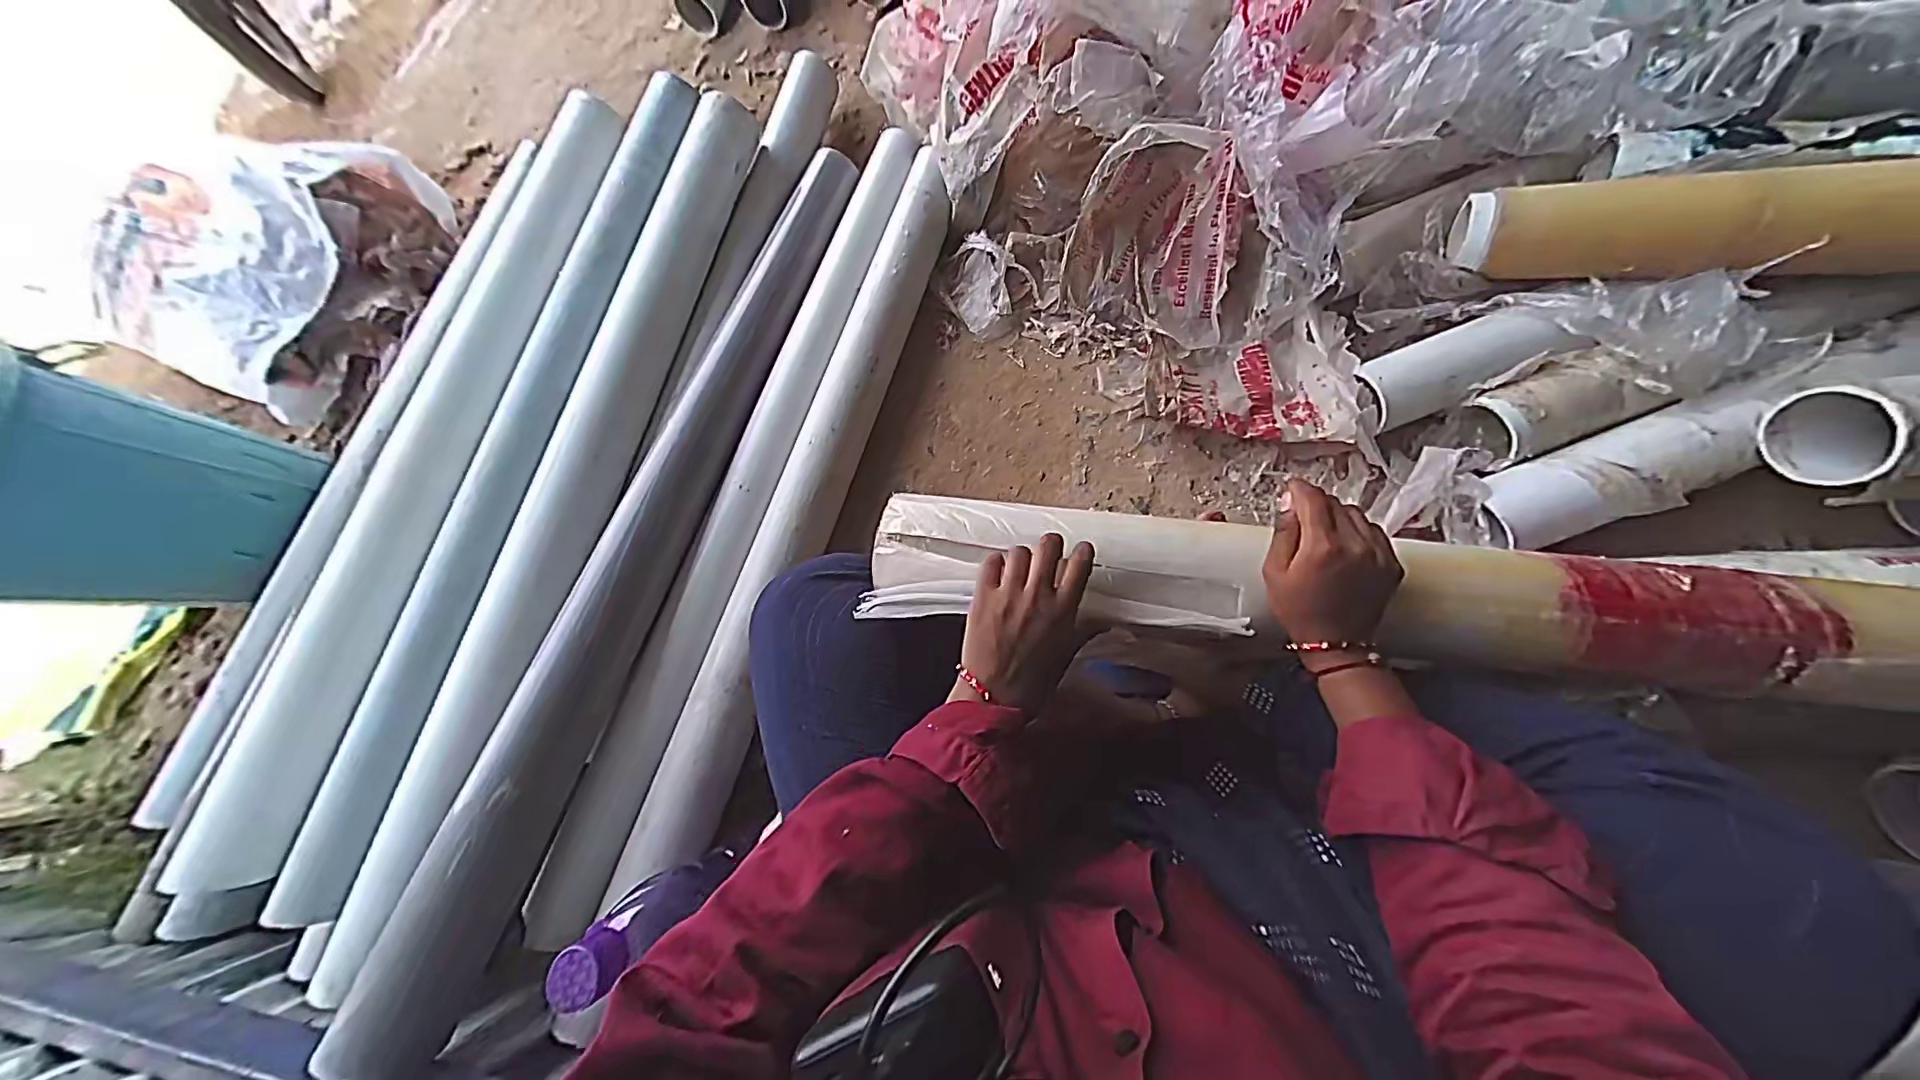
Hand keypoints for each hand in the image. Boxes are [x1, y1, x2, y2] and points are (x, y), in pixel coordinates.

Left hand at [952, 533, 1094, 711]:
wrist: (994, 698)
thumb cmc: (1031, 684)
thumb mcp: (1065, 656)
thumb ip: (1083, 632)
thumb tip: (1103, 622)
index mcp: (1063, 612)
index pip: (1079, 566)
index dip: (1081, 553)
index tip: (1080, 551)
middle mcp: (1038, 597)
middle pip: (1049, 547)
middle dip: (1051, 545)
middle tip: (1048, 551)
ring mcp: (1009, 595)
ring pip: (1020, 552)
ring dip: (1022, 556)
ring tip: (1021, 567)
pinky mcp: (984, 597)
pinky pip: (991, 563)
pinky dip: (996, 563)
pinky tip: (999, 572)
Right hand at [1264, 478, 1403, 649]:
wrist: (1336, 643)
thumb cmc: (1299, 610)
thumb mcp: (1274, 572)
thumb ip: (1283, 534)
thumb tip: (1291, 506)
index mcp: (1323, 546)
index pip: (1314, 499)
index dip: (1300, 489)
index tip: (1292, 488)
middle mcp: (1355, 545)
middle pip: (1336, 504)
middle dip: (1317, 505)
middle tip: (1303, 517)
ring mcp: (1378, 554)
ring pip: (1357, 515)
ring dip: (1339, 517)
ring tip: (1324, 535)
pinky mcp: (1392, 563)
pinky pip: (1374, 532)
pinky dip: (1358, 532)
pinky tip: (1344, 547)